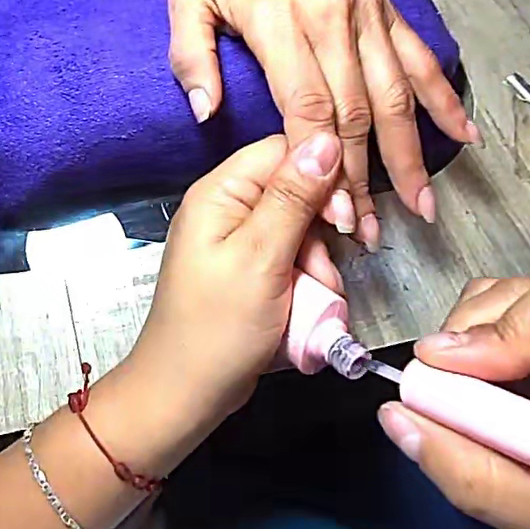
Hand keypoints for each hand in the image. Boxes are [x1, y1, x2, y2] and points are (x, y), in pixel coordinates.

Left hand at [124, 131, 344, 435]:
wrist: (189, 388)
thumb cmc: (214, 327)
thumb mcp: (260, 257)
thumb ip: (292, 198)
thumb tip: (322, 140)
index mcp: (218, 192)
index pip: (282, 150)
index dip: (321, 175)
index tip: (340, 217)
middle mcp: (226, 207)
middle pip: (297, 189)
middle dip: (321, 231)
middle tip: (321, 269)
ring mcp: (238, 237)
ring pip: (303, 229)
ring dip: (319, 264)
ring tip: (311, 298)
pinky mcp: (251, 265)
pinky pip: (294, 257)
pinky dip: (309, 281)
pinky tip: (307, 307)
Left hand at [167, 0, 475, 249]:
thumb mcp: (188, 2)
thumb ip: (191, 56)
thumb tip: (205, 113)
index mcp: (278, 24)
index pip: (306, 102)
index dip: (319, 159)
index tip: (327, 208)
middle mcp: (331, 22)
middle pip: (355, 110)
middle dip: (361, 176)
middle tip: (365, 229)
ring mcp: (367, 17)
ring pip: (395, 95)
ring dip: (408, 154)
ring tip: (419, 206)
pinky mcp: (386, 12)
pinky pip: (421, 59)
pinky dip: (444, 99)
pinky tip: (463, 138)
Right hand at [378, 271, 529, 528]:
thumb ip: (488, 481)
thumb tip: (401, 420)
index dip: (510, 331)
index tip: (449, 370)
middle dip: (475, 343)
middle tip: (445, 398)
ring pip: (506, 301)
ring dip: (464, 348)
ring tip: (466, 406)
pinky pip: (492, 319)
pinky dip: (464, 354)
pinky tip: (478, 395)